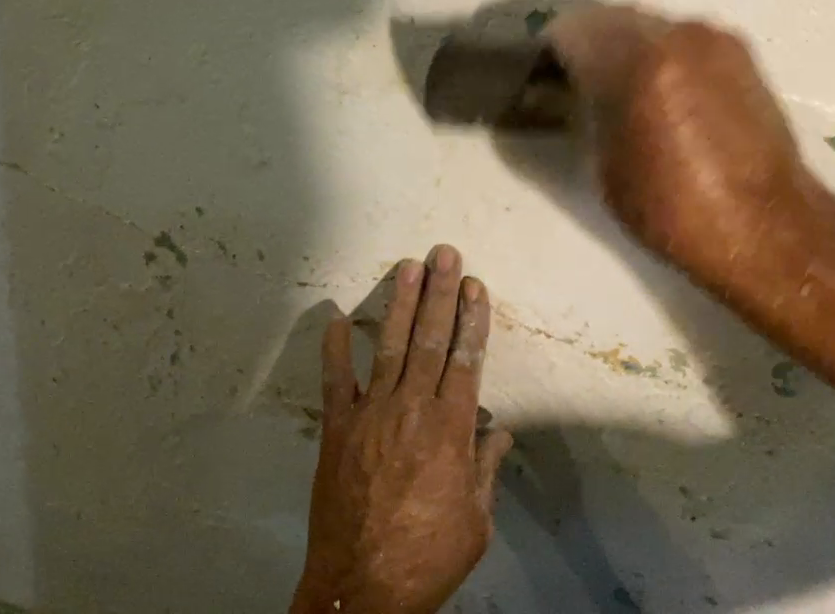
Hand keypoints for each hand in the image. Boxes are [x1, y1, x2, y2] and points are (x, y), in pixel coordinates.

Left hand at [290, 245, 512, 613]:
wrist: (363, 588)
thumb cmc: (428, 556)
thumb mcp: (475, 522)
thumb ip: (484, 470)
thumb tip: (499, 431)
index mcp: (451, 430)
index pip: (465, 360)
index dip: (472, 320)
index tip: (476, 286)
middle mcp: (412, 409)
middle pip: (430, 340)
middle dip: (440, 293)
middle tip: (446, 254)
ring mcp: (370, 415)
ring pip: (389, 348)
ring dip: (399, 304)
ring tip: (408, 266)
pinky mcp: (337, 429)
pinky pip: (335, 381)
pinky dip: (335, 349)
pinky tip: (337, 317)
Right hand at [545, 5, 814, 300]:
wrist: (767, 226)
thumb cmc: (674, 210)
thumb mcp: (604, 167)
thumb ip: (579, 112)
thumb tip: (555, 91)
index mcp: (636, 63)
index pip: (570, 30)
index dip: (549, 53)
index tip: (541, 77)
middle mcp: (675, 34)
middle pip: (608, 16)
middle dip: (587, 44)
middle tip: (576, 81)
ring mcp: (711, 37)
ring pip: (647, 22)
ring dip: (626, 45)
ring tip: (623, 88)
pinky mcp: (739, 48)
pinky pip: (681, 36)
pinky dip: (661, 53)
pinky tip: (662, 92)